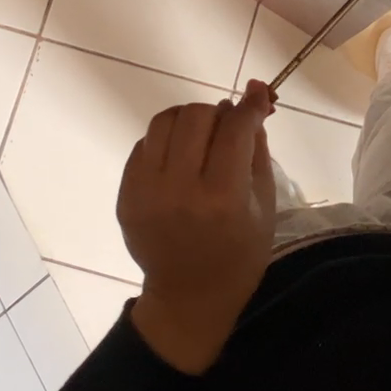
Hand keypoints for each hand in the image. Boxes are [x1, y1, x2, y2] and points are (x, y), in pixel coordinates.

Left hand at [117, 81, 276, 373]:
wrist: (190, 296)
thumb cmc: (240, 253)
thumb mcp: (264, 203)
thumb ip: (257, 145)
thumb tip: (256, 94)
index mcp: (223, 197)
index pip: (234, 127)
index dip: (249, 105)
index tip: (258, 96)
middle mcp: (179, 190)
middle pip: (196, 116)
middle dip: (218, 113)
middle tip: (227, 127)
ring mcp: (146, 192)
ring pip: (164, 121)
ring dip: (188, 120)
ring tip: (200, 137)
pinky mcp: (125, 195)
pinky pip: (144, 144)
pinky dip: (165, 141)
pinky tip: (179, 158)